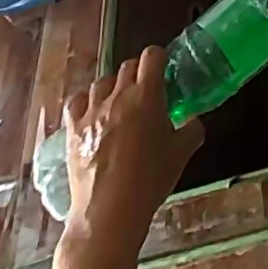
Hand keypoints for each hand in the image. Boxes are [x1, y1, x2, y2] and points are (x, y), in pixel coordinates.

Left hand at [60, 46, 203, 259]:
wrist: (109, 212)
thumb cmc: (150, 180)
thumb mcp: (181, 154)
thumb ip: (192, 130)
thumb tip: (194, 121)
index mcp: (147, 96)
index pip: (151, 57)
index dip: (159, 57)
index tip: (164, 68)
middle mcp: (117, 96)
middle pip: (126, 67)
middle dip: (138, 72)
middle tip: (146, 91)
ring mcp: (92, 111)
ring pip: (101, 82)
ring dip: (113, 87)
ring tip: (120, 103)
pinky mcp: (73, 129)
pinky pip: (77, 101)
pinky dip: (86, 101)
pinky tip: (93, 113)